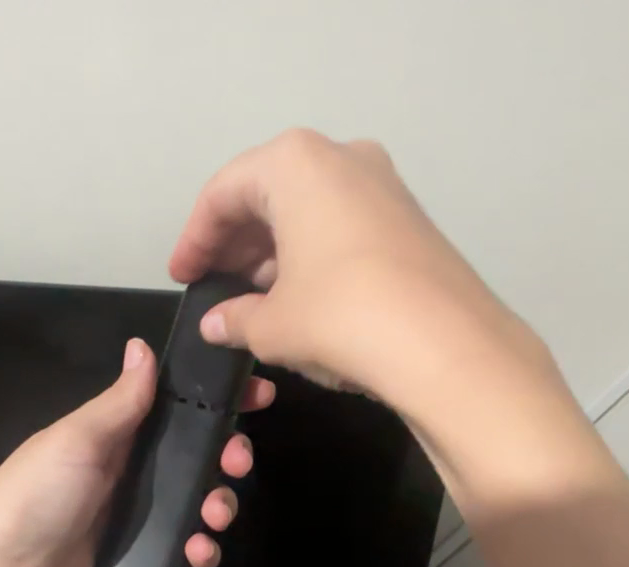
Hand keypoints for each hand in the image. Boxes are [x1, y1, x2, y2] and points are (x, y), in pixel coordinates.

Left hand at [0, 337, 273, 566]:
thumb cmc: (36, 499)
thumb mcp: (76, 441)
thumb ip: (119, 402)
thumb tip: (143, 346)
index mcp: (110, 438)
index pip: (172, 409)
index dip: (213, 401)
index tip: (256, 395)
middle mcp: (127, 475)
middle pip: (194, 458)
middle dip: (226, 456)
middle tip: (238, 462)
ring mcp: (134, 521)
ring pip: (197, 505)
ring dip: (218, 505)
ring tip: (215, 515)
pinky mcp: (139, 563)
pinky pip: (184, 551)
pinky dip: (200, 551)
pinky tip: (196, 553)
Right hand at [167, 129, 521, 406]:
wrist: (446, 348)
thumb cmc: (340, 318)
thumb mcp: (272, 325)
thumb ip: (235, 318)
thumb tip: (217, 324)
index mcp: (296, 163)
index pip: (224, 193)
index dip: (194, 239)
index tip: (182, 277)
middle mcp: (342, 157)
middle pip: (268, 195)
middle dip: (235, 244)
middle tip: (214, 288)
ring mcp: (384, 186)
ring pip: (308, 212)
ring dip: (273, 253)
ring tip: (252, 301)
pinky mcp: (410, 221)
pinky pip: (342, 228)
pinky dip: (311, 257)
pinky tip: (300, 299)